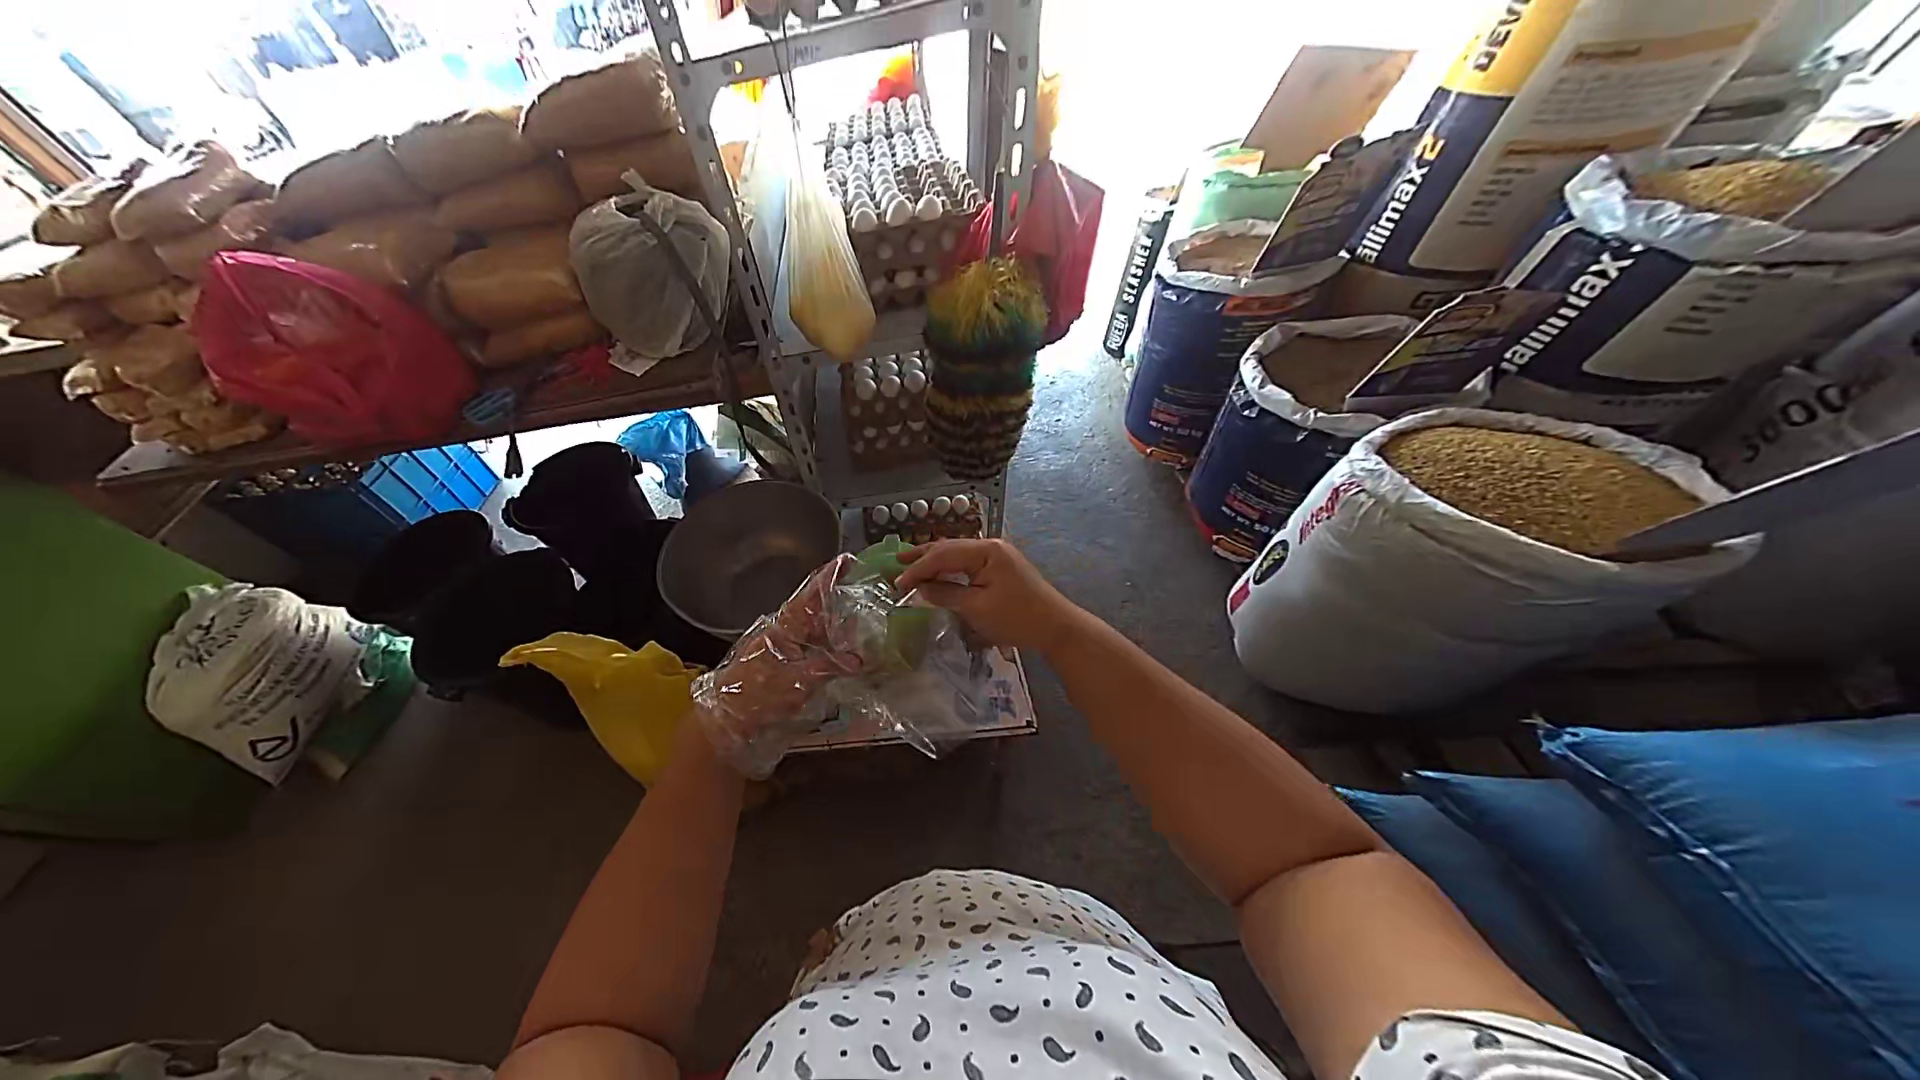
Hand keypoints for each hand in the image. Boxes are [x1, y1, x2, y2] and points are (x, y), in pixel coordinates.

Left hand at [693, 555, 865, 776]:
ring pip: (819, 632)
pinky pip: (817, 652)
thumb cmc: (753, 698)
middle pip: (818, 612)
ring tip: (868, 624)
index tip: (849, 560)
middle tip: (871, 595)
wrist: (724, 726)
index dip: (829, 578)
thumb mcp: (794, 683)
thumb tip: (860, 659)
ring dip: (841, 628)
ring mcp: (787, 652)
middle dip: (843, 602)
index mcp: (784, 628)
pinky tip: (853, 655)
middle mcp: (786, 634)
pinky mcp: (789, 669)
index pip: (811, 596)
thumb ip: (827, 668)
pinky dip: (836, 650)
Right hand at [896, 539, 1086, 653]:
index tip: (897, 583)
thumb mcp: (976, 609)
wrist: (1056, 627)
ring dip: (934, 560)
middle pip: (949, 548)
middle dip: (922, 557)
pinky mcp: (1001, 566)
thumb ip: (945, 594)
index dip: (917, 569)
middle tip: (896, 564)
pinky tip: (937, 573)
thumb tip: (920, 588)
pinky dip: (949, 567)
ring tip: (909, 565)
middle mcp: (991, 546)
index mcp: (986, 551)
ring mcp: (997, 555)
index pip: (942, 555)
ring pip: (957, 553)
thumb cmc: (1017, 618)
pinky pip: (968, 562)